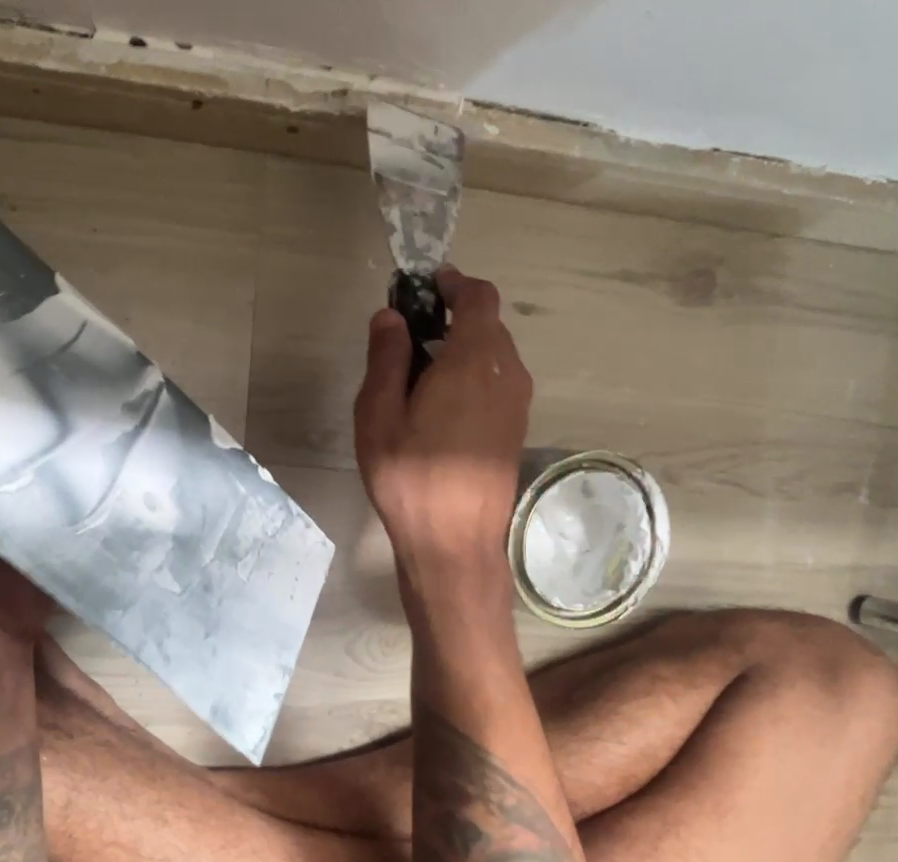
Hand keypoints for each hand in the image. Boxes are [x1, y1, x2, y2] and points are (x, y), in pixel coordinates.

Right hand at [355, 268, 532, 589]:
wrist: (454, 542)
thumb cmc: (409, 476)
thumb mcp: (379, 414)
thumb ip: (386, 358)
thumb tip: (391, 316)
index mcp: (474, 360)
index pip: (478, 297)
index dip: (453, 283)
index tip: (424, 286)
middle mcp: (506, 373)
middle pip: (487, 325)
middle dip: (451, 318)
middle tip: (407, 337)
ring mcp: (517, 403)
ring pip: (492, 356)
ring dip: (461, 351)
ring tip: (417, 377)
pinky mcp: (516, 429)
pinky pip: (496, 383)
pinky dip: (471, 377)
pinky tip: (439, 408)